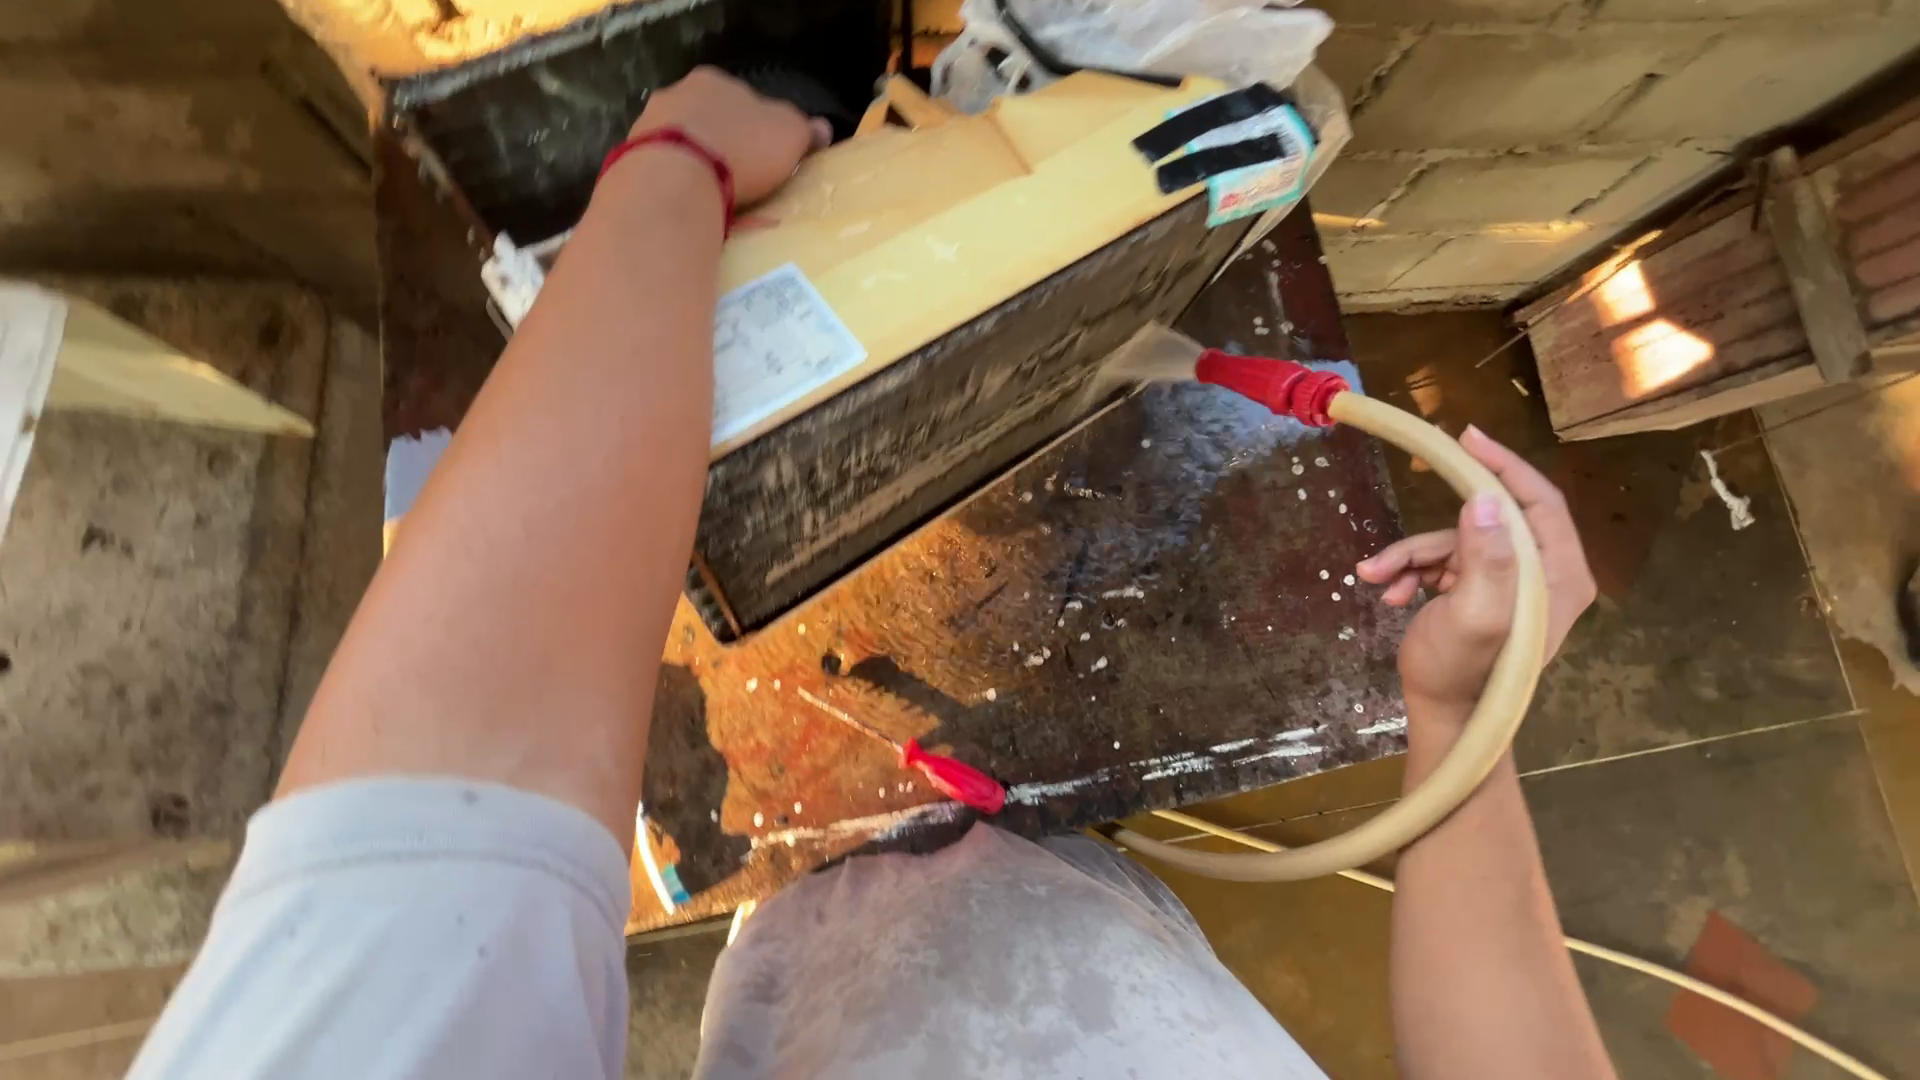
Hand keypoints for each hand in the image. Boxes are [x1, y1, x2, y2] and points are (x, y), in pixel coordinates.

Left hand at [629, 67, 831, 205]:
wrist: (677, 176)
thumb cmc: (741, 149)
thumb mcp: (789, 136)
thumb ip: (806, 131)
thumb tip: (823, 129)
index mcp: (716, 82)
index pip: (744, 102)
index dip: (761, 130)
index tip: (770, 159)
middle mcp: (678, 94)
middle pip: (711, 122)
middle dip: (727, 148)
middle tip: (745, 182)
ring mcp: (650, 125)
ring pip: (685, 146)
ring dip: (700, 167)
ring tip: (718, 200)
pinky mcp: (634, 160)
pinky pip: (666, 173)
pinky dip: (680, 187)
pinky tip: (693, 206)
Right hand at [1356, 426, 1596, 717]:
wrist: (1444, 713)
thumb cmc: (1463, 670)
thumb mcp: (1475, 616)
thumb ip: (1485, 559)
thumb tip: (1481, 501)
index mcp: (1557, 576)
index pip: (1539, 504)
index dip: (1504, 467)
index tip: (1466, 438)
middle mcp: (1540, 575)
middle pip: (1487, 522)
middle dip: (1434, 530)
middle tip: (1409, 503)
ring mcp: (1507, 585)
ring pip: (1453, 544)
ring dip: (1410, 557)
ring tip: (1375, 578)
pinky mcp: (1476, 593)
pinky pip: (1441, 564)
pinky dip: (1410, 572)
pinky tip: (1387, 592)